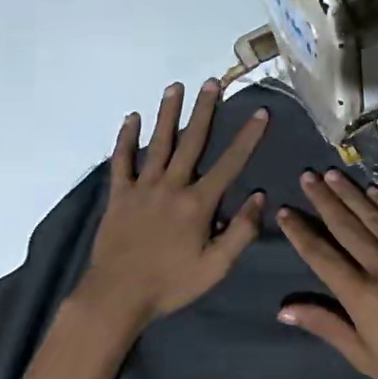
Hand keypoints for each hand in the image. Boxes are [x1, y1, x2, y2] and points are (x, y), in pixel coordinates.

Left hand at [77, 81, 268, 325]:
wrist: (117, 296)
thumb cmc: (171, 284)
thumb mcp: (216, 266)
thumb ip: (241, 231)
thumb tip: (259, 196)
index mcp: (198, 203)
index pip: (230, 163)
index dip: (248, 137)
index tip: (260, 112)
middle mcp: (171, 186)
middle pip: (191, 141)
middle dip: (204, 110)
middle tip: (212, 82)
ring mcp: (142, 187)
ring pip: (158, 143)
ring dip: (168, 113)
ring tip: (175, 86)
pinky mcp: (118, 195)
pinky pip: (121, 160)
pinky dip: (126, 138)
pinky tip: (131, 118)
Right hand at [277, 170, 377, 378]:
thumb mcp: (363, 356)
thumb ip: (326, 325)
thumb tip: (284, 309)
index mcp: (362, 295)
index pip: (322, 255)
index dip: (301, 232)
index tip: (285, 211)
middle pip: (346, 225)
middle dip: (324, 199)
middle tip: (306, 177)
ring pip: (375, 215)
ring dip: (352, 193)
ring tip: (332, 174)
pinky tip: (374, 190)